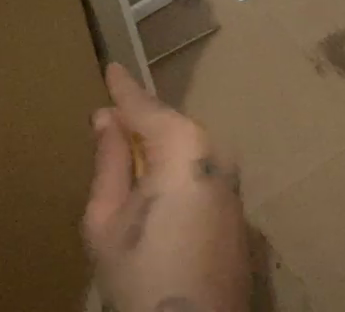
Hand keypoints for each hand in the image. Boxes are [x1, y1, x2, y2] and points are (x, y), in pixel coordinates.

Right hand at [84, 64, 249, 311]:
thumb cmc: (141, 277)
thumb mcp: (105, 220)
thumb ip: (108, 161)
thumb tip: (105, 120)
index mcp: (182, 146)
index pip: (144, 106)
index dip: (123, 88)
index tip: (111, 66)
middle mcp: (216, 153)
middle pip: (169, 126)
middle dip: (141, 124)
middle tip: (110, 127)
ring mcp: (233, 183)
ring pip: (187, 150)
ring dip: (160, 150)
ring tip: (129, 161)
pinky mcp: (239, 213)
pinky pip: (201, 175)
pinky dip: (179, 173)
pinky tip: (158, 192)